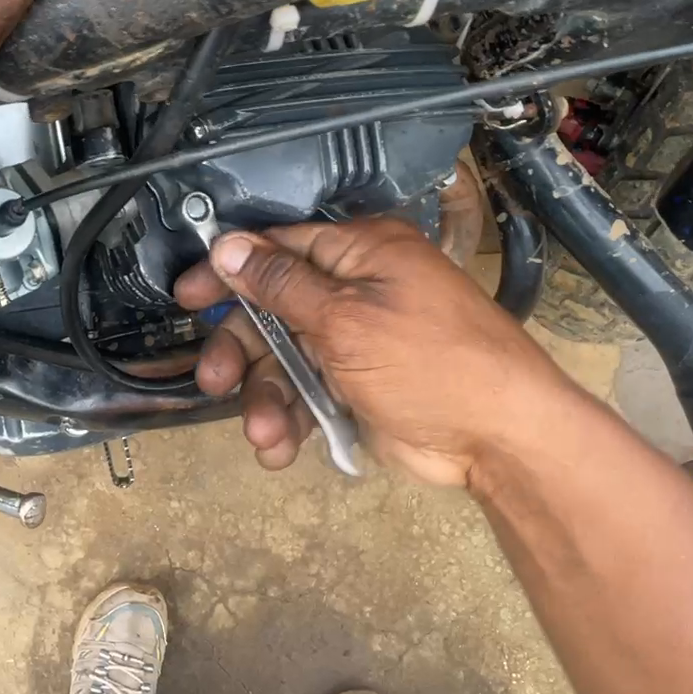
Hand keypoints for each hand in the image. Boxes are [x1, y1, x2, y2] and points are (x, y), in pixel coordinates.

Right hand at [173, 218, 588, 484]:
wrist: (504, 443)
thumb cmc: (430, 363)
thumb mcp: (346, 319)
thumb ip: (280, 284)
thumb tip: (228, 245)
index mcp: (359, 253)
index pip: (276, 248)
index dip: (228, 272)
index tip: (189, 297)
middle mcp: (353, 288)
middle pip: (270, 309)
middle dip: (242, 351)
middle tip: (212, 379)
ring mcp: (353, 338)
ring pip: (283, 358)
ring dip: (266, 397)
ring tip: (265, 434)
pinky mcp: (354, 383)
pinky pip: (305, 392)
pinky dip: (289, 418)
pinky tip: (281, 448)